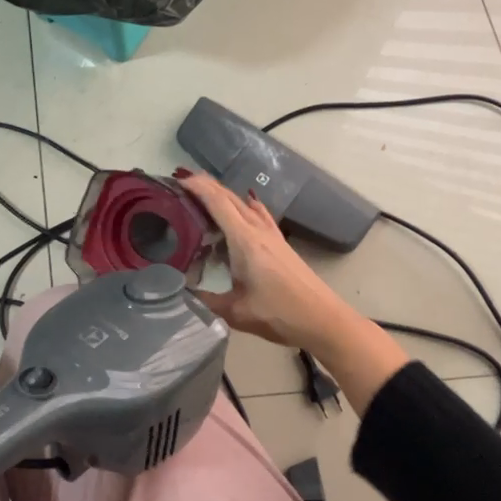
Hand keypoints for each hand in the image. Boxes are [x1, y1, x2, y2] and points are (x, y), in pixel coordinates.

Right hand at [178, 169, 410, 412]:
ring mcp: (271, 235)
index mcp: (244, 240)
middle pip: (229, 197)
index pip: (217, 202)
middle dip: (205, 185)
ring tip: (202, 193)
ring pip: (243, 203)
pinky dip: (244, 204)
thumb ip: (206, 301)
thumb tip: (181, 293)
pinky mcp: (280, 243)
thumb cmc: (281, 314)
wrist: (324, 320)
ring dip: (222, 194)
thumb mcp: (236, 313)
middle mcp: (257, 230)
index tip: (176, 180)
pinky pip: (258, 214)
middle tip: (180, 183)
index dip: (196, 187)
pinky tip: (245, 203)